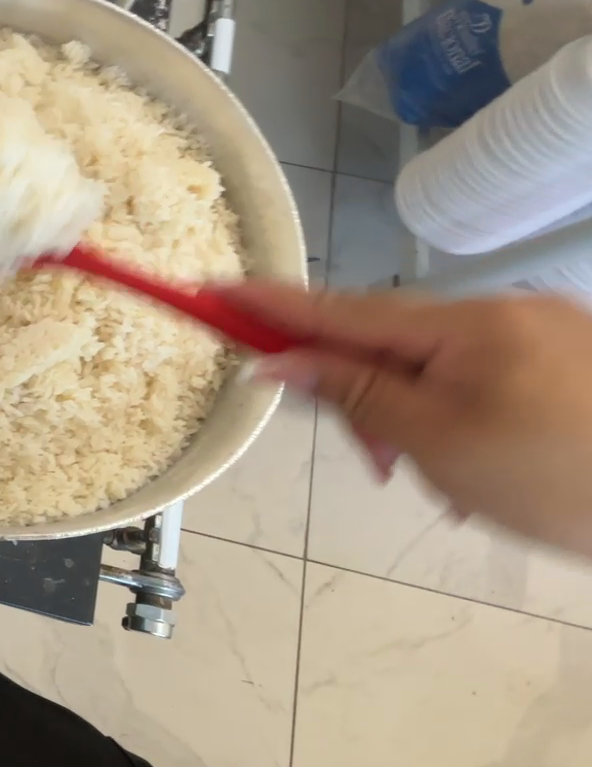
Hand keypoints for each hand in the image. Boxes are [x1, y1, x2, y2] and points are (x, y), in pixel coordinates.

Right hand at [224, 282, 591, 557]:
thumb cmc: (558, 480)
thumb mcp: (433, 440)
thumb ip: (349, 392)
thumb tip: (274, 362)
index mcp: (472, 325)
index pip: (340, 310)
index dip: (269, 303)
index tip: (211, 286)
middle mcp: (506, 313)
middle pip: (381, 338)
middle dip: (349, 385)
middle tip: (366, 454)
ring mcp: (540, 334)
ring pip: (421, 362)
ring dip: (396, 410)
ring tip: (422, 471)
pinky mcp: (561, 360)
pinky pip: (465, 375)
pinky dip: (439, 412)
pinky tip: (459, 460)